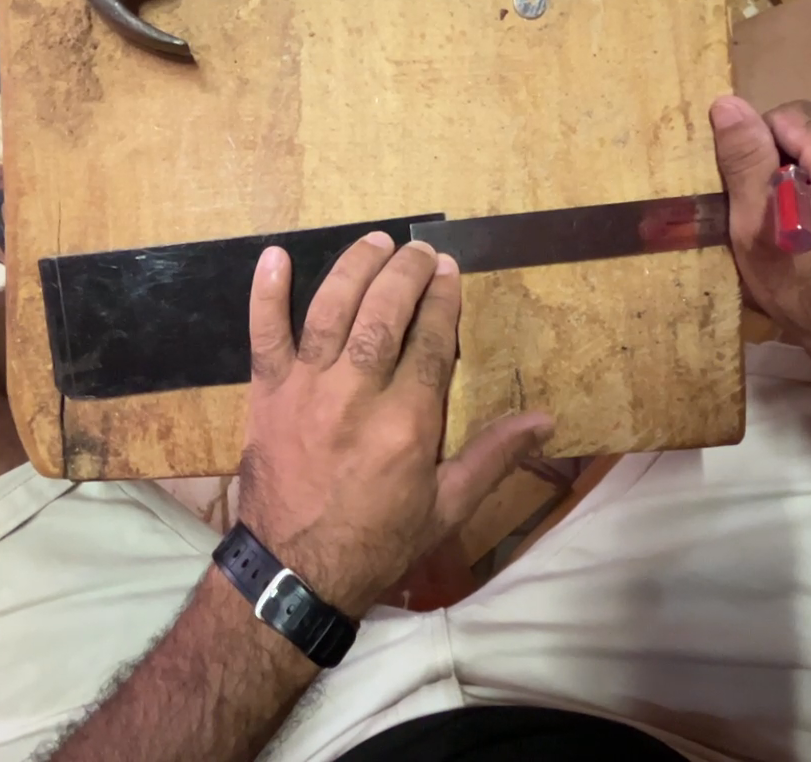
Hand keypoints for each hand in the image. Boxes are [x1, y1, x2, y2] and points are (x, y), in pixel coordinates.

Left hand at [235, 234, 553, 614]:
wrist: (295, 569)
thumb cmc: (377, 540)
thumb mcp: (446, 508)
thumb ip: (493, 456)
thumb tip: (546, 418)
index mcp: (407, 424)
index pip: (431, 342)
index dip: (443, 300)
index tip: (449, 271)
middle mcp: (357, 395)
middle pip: (385, 315)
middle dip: (406, 275)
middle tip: (420, 251)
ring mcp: (307, 389)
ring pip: (332, 312)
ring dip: (355, 270)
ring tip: (375, 242)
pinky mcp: (267, 392)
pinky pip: (264, 334)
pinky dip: (265, 294)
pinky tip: (274, 255)